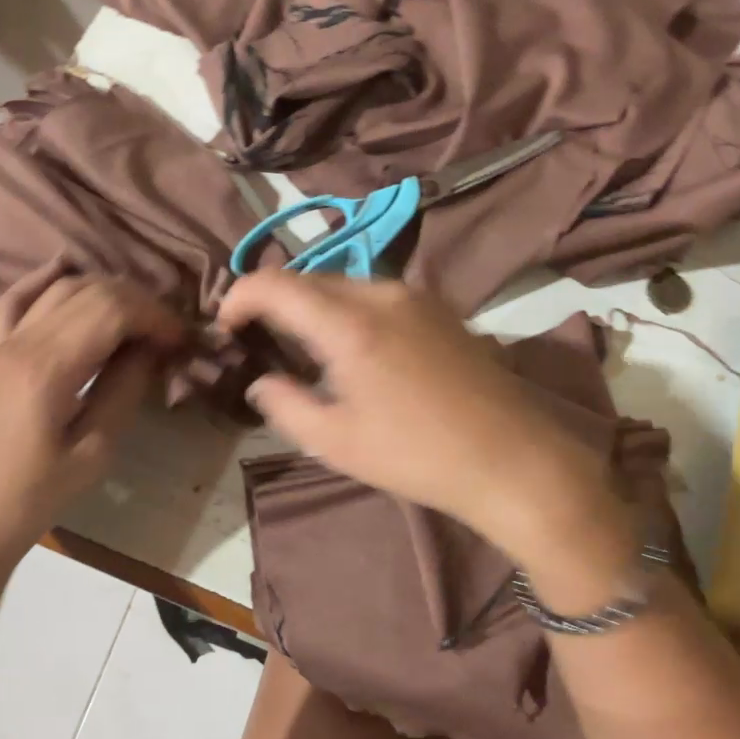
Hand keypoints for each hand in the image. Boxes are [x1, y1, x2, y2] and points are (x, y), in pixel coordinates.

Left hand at [0, 274, 185, 566]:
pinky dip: (44, 280)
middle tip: (170, 330)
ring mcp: (2, 342)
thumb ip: (124, 388)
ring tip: (139, 315)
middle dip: (138, 302)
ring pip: (58, 288)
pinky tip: (66, 268)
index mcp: (47, 368)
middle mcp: (21, 341)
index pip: (111, 311)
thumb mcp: (96, 448)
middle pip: (88, 291)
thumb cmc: (39, 493)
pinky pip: (16, 300)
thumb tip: (152, 348)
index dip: (155, 316)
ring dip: (104, 290)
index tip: (183, 338)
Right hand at [217, 272, 622, 563]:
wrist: (513, 459)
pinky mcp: (442, 310)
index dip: (239, 297)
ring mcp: (419, 297)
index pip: (275, 284)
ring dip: (315, 307)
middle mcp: (383, 294)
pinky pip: (379, 297)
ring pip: (346, 285)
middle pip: (310, 279)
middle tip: (259, 342)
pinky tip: (355, 351)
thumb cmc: (418, 456)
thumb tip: (260, 381)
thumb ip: (285, 405)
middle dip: (275, 302)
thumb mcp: (336, 442)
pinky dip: (350, 312)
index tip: (225, 326)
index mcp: (350, 323)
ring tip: (305, 350)